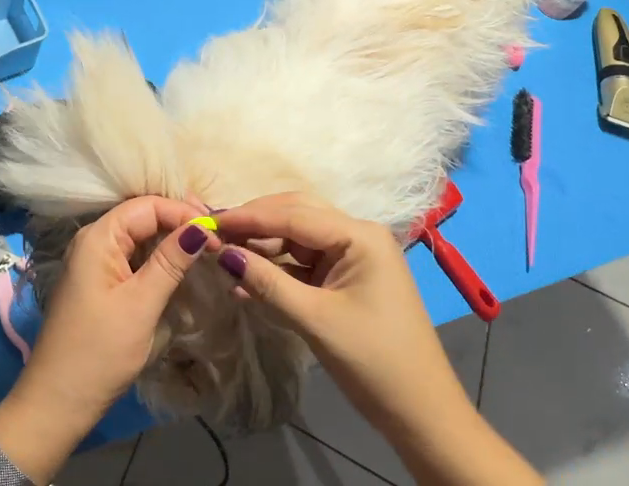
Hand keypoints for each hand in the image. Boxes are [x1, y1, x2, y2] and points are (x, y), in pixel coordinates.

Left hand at [0, 197, 212, 485]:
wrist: (58, 401)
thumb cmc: (100, 351)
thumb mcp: (141, 305)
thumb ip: (170, 262)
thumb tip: (201, 226)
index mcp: (98, 237)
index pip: (147, 206)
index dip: (183, 212)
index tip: (218, 230)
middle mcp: (93, 241)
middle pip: (142, 217)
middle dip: (179, 223)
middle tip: (218, 238)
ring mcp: (94, 262)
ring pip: (139, 238)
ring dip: (170, 242)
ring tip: (207, 250)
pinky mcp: (99, 283)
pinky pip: (132, 258)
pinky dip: (157, 260)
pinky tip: (181, 269)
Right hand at [211, 193, 540, 485]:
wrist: (421, 414)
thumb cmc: (373, 361)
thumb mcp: (314, 319)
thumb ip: (266, 282)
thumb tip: (220, 252)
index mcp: (359, 235)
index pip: (292, 214)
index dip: (247, 216)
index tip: (207, 221)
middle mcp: (357, 235)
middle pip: (294, 215)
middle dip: (253, 224)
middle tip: (211, 232)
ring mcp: (352, 257)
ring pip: (295, 238)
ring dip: (260, 247)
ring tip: (220, 254)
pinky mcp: (345, 279)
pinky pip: (302, 263)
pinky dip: (274, 269)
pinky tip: (243, 282)